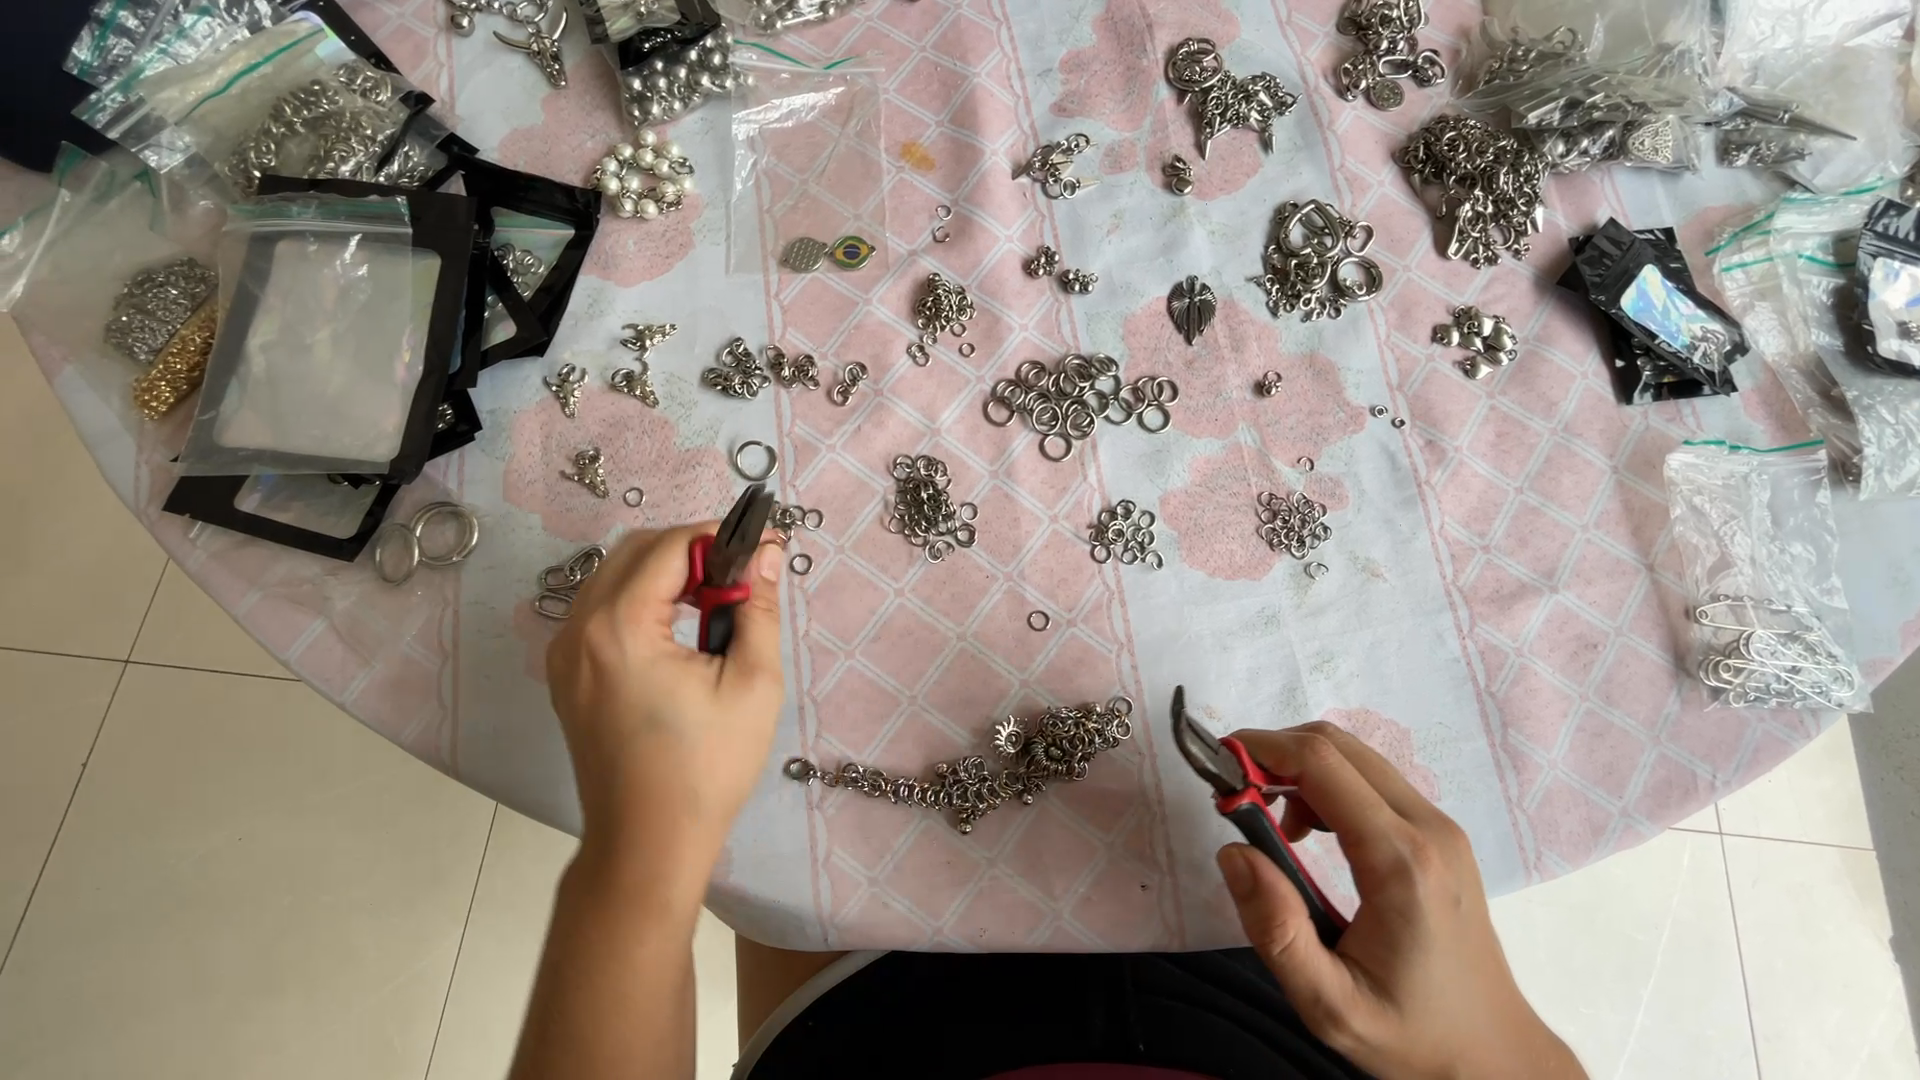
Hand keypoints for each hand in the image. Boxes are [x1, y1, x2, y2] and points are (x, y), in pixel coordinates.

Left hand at [546, 524, 785, 866]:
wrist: (649, 842)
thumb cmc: (708, 765)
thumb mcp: (753, 682)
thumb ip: (759, 607)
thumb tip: (768, 553)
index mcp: (621, 628)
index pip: (670, 546)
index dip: (720, 537)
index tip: (762, 548)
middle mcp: (578, 630)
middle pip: (635, 551)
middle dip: (692, 550)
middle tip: (740, 575)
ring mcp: (563, 654)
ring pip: (613, 576)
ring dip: (666, 573)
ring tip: (715, 601)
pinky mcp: (565, 675)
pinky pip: (601, 609)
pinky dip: (641, 600)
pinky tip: (679, 630)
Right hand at [1215, 722, 1585, 1079]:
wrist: (1497, 1058)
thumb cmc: (1412, 1037)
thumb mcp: (1330, 1006)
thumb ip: (1276, 931)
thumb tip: (1233, 852)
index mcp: (1400, 861)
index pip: (1321, 762)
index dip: (1260, 750)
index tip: (1217, 768)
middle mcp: (1427, 826)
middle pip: (1336, 745)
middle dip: (1272, 752)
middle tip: (1233, 794)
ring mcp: (1439, 825)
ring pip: (1353, 755)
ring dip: (1297, 767)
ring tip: (1268, 821)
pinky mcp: (1437, 833)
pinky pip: (1370, 778)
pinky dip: (1323, 782)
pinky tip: (1308, 832)